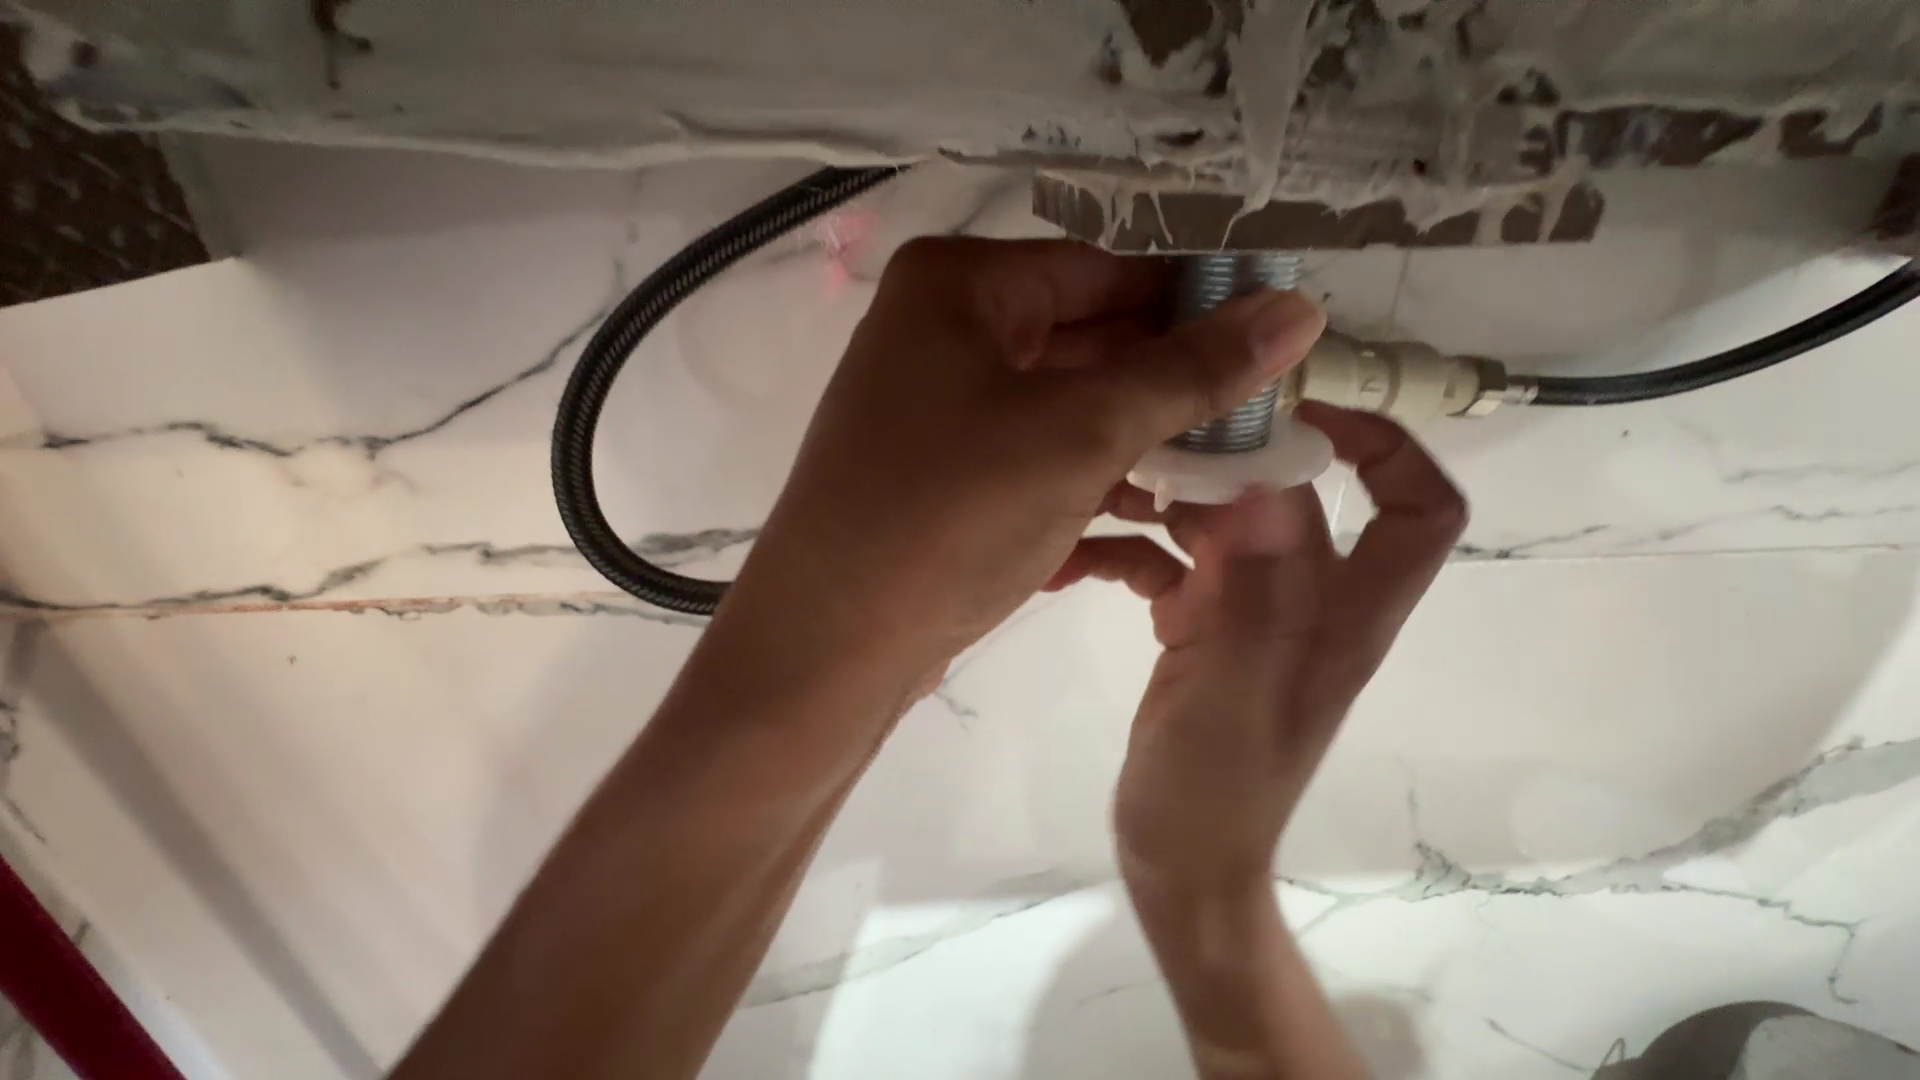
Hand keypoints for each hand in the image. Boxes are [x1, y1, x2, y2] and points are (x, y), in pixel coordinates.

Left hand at [726, 237, 1327, 691]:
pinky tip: (1153, 524)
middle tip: (1265, 426)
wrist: (829, 647)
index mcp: (961, 288)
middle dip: (1172, 390)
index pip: (1109, 274)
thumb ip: (1190, 371)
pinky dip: (1090, 486)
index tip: (1283, 347)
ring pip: (1067, 410)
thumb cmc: (950, 516)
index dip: (1199, 309)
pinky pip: (1036, 460)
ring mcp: (941, 411)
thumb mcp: (1082, 434)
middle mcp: (944, 335)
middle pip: (1089, 343)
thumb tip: (1298, 307)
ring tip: (1227, 482)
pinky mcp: (947, 479)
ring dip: (1140, 446)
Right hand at [1047, 404, 1465, 890]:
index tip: (1299, 413)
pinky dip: (1123, 552)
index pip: (1415, 510)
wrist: (1178, 858)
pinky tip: (1072, 560)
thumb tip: (1269, 485)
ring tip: (1098, 489)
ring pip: (1219, 524)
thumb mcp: (1232, 692)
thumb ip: (1253, 595)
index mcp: (1341, 612)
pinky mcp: (1196, 628)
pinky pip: (1166, 564)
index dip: (1385, 447)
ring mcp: (1246, 614)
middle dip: (1232, 461)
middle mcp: (1304, 601)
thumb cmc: (1215, 790)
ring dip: (1163, 501)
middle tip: (1159, 438)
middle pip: (1292, 498)